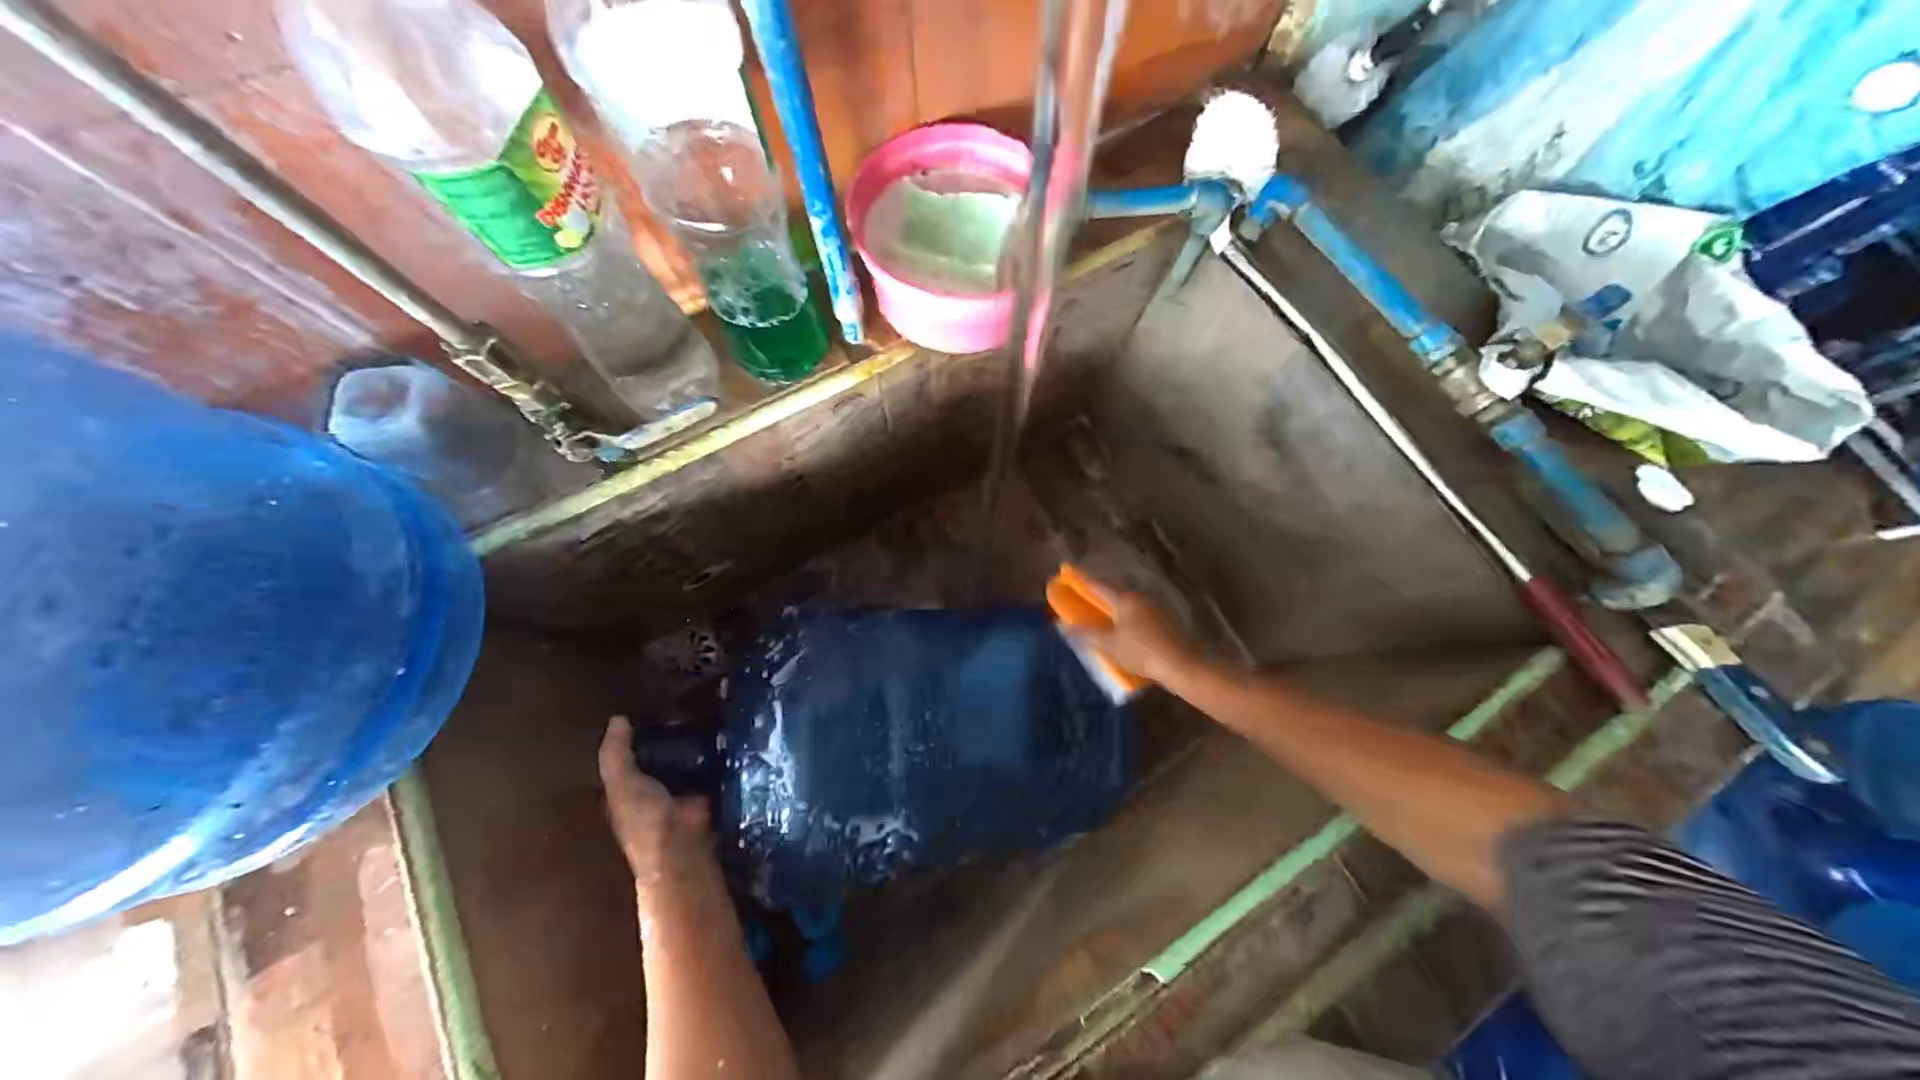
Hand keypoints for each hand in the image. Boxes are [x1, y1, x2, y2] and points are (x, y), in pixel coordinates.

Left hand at [598, 716, 712, 885]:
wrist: (681, 846)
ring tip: (711, 715)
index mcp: (628, 789)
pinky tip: (725, 734)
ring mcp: (682, 791)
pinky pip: (711, 769)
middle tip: (688, 708)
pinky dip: (718, 756)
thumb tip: (618, 719)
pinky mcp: (706, 792)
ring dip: (698, 744)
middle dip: (673, 735)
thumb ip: (616, 753)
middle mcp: (654, 789)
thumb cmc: (643, 817)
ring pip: (688, 760)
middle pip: (662, 755)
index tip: (652, 708)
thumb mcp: (620, 782)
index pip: (631, 756)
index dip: (639, 734)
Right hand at [1068, 576, 1201, 685]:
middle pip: (1114, 592)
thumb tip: (1066, 626)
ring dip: (1112, 606)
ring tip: (1099, 612)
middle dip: (1097, 593)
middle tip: (1082, 594)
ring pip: (1127, 603)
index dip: (1082, 580)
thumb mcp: (1110, 645)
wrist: (1180, 666)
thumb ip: (1087, 634)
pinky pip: (1137, 613)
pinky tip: (1121, 627)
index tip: (1068, 572)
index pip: (1098, 585)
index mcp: (1125, 600)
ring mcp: (1154, 608)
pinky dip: (1125, 616)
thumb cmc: (1141, 653)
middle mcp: (1140, 598)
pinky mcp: (1164, 620)